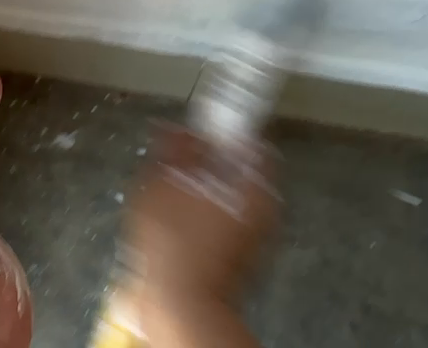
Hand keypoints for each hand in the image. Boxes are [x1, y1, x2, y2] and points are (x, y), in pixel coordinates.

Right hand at [121, 128, 276, 347]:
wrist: (180, 304)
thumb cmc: (173, 237)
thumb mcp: (162, 181)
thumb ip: (173, 148)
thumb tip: (178, 124)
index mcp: (255, 187)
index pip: (250, 143)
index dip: (225, 129)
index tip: (200, 125)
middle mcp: (265, 211)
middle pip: (241, 170)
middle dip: (210, 160)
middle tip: (180, 156)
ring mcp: (256, 237)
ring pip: (232, 195)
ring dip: (205, 186)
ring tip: (172, 185)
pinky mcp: (241, 258)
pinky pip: (225, 219)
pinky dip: (205, 211)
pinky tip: (177, 214)